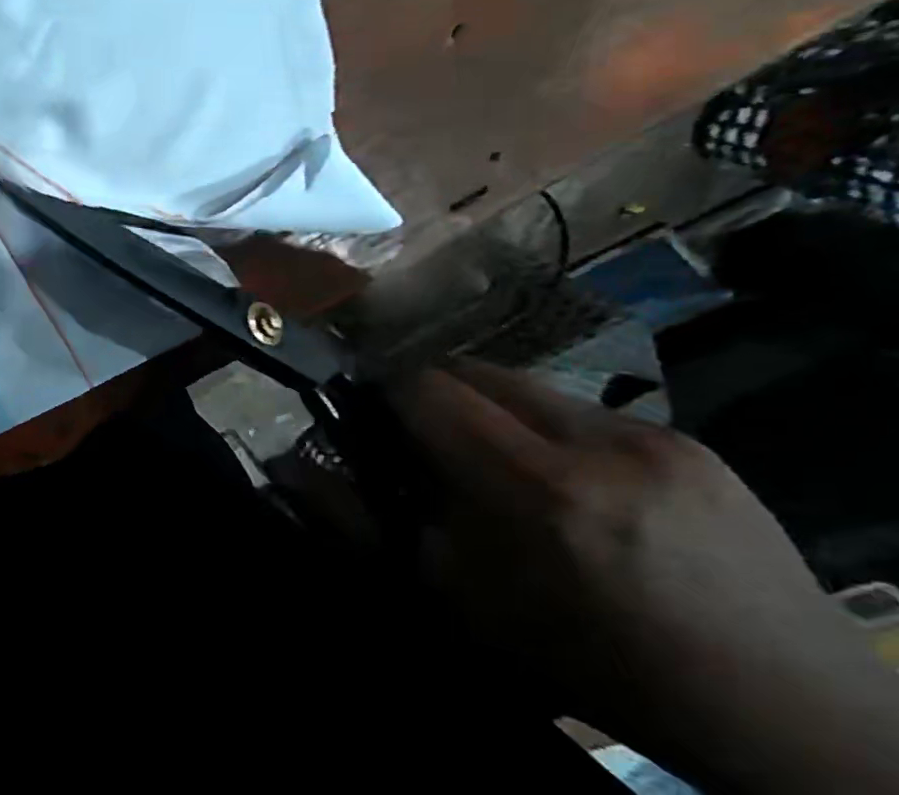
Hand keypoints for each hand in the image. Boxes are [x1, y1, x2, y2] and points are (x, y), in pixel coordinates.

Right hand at [390, 362, 898, 792]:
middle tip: (418, 434)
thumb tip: (293, 468)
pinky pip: (580, 407)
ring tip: (492, 460)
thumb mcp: (463, 599)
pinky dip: (544, 427)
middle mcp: (600, 442)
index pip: (428, 388)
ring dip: (487, 408)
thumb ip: (370, 523)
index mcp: (539, 489)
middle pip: (474, 369)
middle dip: (430, 391)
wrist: (782, 706)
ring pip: (525, 383)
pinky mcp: (693, 438)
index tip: (368, 410)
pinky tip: (562, 477)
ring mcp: (656, 434)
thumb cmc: (594, 656)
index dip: (384, 389)